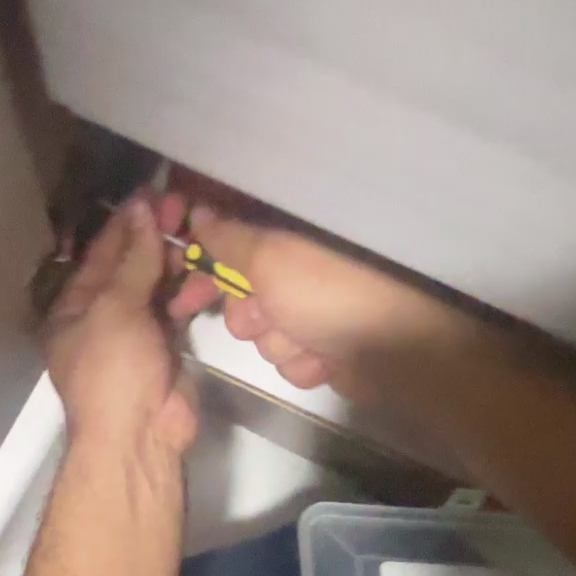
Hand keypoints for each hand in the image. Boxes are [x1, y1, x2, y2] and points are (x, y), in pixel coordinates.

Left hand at [44, 194, 212, 456]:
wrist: (140, 435)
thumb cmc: (112, 370)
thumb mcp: (115, 309)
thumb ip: (133, 260)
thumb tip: (141, 211)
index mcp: (73, 309)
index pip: (100, 255)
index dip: (125, 223)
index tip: (151, 193)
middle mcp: (102, 318)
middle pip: (130, 268)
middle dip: (154, 238)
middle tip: (182, 206)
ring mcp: (135, 335)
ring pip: (156, 287)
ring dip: (174, 261)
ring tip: (197, 231)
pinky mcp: (166, 349)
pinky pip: (176, 311)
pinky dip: (189, 291)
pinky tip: (205, 269)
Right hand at [185, 205, 468, 400]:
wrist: (393, 350)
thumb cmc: (328, 295)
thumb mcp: (270, 259)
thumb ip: (229, 238)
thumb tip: (197, 212)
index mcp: (287, 242)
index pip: (230, 250)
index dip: (204, 273)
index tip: (182, 296)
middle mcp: (296, 274)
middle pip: (239, 301)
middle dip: (251, 318)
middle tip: (267, 317)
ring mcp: (311, 313)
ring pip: (264, 337)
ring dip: (281, 344)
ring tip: (310, 340)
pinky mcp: (323, 349)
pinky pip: (290, 361)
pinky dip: (304, 363)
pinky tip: (326, 358)